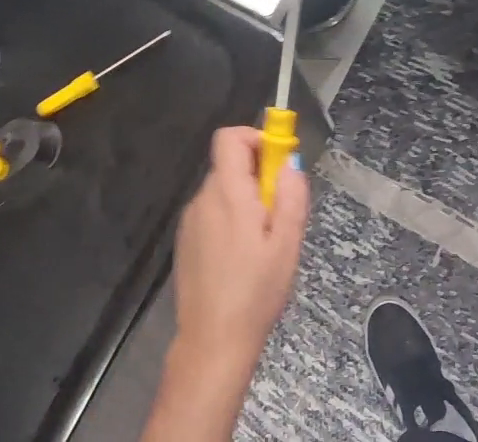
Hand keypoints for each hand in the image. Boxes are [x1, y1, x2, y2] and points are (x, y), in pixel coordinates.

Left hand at [169, 126, 309, 374]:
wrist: (213, 338)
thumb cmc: (255, 292)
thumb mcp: (287, 245)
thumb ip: (291, 198)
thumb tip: (291, 163)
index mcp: (227, 193)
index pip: (229, 138)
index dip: (254, 138)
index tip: (278, 162)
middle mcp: (203, 198)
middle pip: (229, 165)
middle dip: (258, 178)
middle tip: (280, 215)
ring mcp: (190, 219)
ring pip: (222, 192)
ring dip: (245, 202)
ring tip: (264, 244)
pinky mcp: (186, 239)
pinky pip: (211, 213)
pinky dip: (229, 221)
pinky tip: (242, 259)